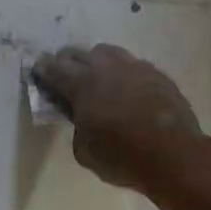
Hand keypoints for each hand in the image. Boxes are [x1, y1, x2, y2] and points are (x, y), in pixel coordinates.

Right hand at [32, 44, 205, 190]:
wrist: (173, 156)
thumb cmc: (120, 157)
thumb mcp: (83, 149)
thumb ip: (77, 126)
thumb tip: (82, 117)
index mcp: (83, 85)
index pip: (55, 69)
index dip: (43, 69)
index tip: (37, 69)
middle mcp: (107, 68)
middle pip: (79, 53)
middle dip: (66, 60)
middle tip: (60, 70)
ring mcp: (135, 68)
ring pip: (108, 52)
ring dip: (95, 60)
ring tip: (93, 74)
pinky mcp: (157, 75)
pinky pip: (132, 64)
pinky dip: (120, 71)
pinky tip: (122, 86)